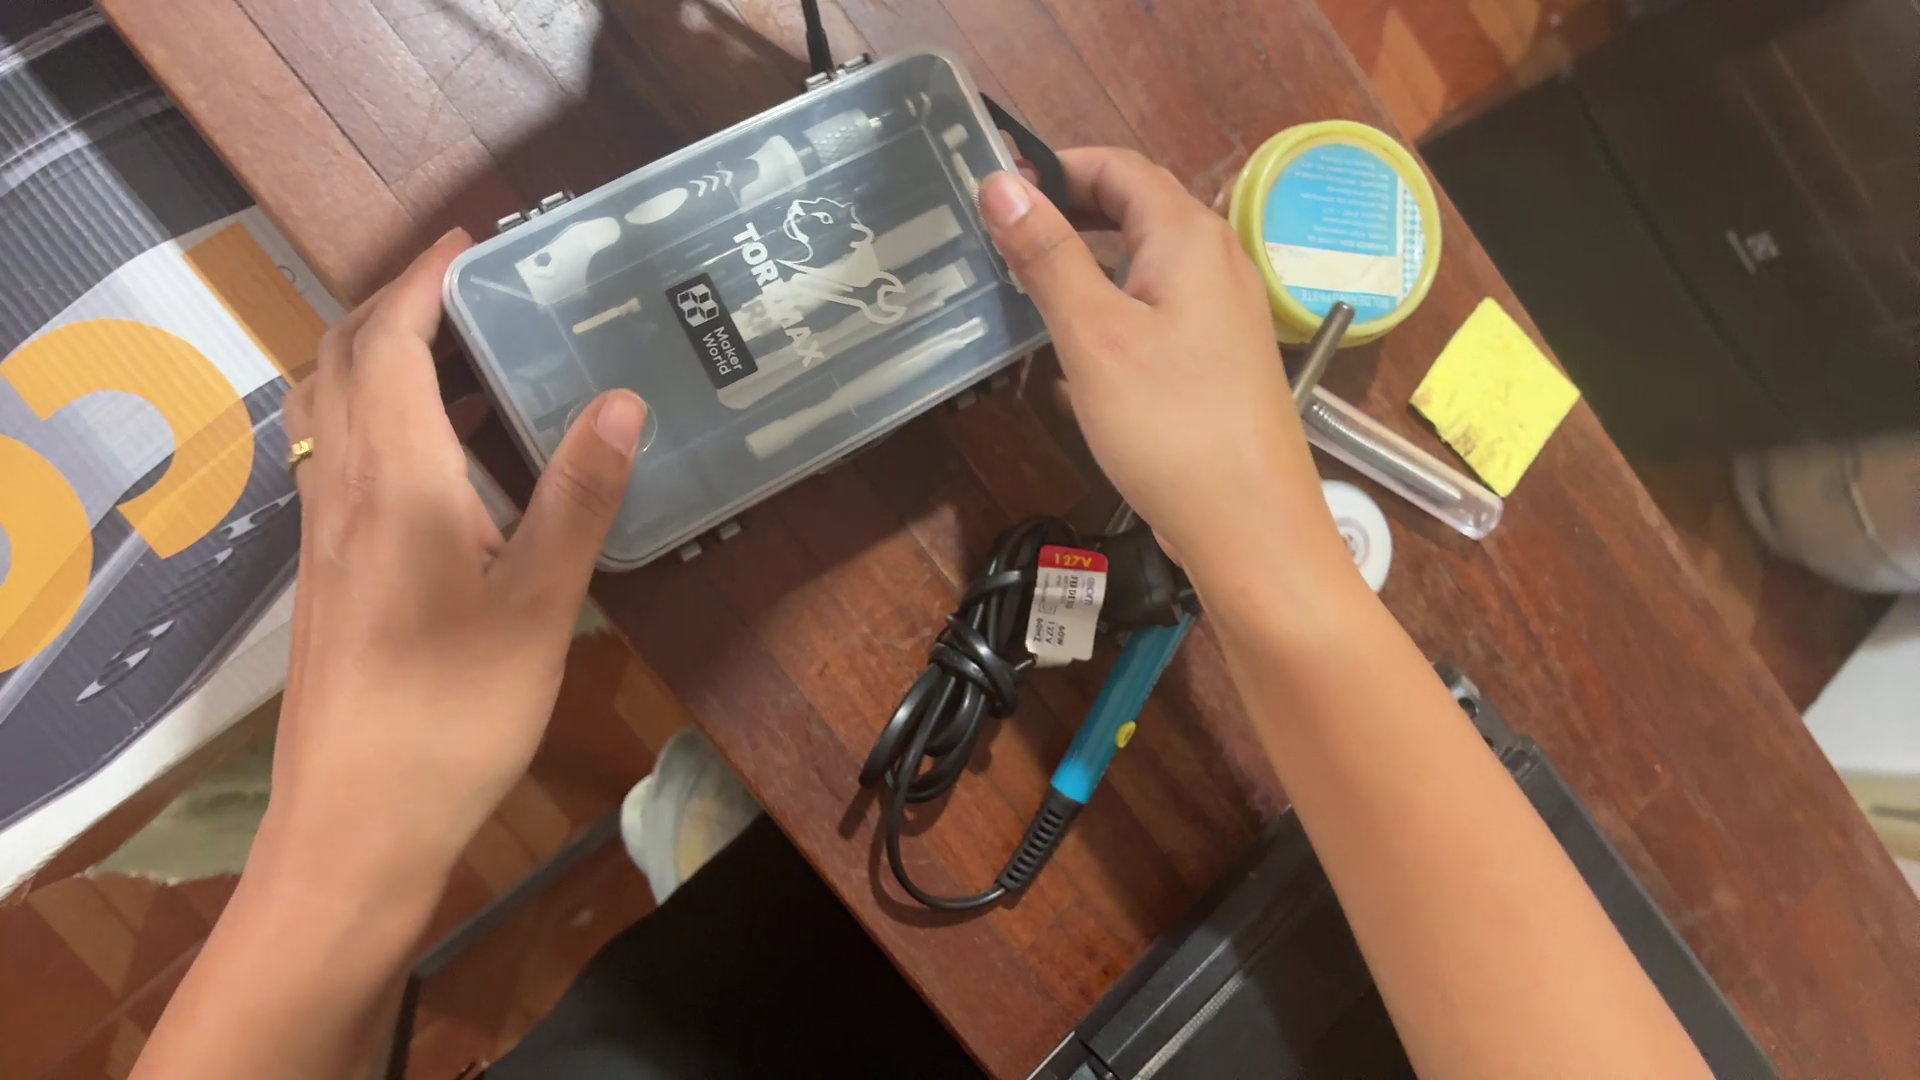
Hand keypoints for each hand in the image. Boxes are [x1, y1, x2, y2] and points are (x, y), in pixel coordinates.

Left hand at [270, 229, 643, 890]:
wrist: (362, 819)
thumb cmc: (460, 705)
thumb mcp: (541, 597)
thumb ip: (579, 494)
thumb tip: (620, 401)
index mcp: (396, 483)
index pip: (387, 346)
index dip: (422, 282)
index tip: (474, 243)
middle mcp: (345, 491)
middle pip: (341, 364)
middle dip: (396, 307)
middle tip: (476, 292)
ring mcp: (329, 534)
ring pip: (336, 413)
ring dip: (386, 361)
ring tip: (471, 357)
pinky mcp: (336, 571)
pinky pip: (350, 460)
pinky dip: (388, 420)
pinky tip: (452, 456)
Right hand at [979, 150, 1342, 572]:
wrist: (1246, 520)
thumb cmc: (1167, 423)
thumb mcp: (1095, 335)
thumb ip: (1048, 256)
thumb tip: (998, 183)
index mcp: (1188, 237)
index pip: (1119, 167)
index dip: (1058, 166)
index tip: (999, 191)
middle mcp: (1215, 262)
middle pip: (1136, 212)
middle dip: (1069, 213)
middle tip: (1006, 240)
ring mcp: (1222, 314)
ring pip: (1144, 267)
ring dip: (1088, 265)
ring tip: (1031, 290)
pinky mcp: (1216, 360)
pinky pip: (1157, 313)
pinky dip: (1113, 312)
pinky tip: (1079, 352)